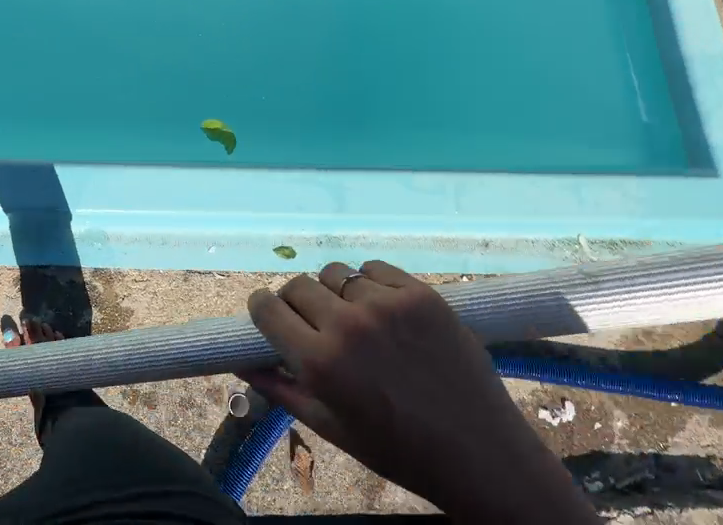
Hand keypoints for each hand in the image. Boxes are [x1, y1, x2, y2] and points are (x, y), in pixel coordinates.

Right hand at [244, 262, 595, 524]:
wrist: (482, 454)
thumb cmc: (398, 449)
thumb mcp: (330, 427)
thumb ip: (280, 389)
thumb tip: (239, 362)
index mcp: (319, 362)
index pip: (266, 308)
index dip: (264, 310)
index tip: (272, 318)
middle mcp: (347, 325)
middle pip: (298, 286)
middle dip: (298, 303)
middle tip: (319, 326)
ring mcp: (386, 305)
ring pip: (336, 274)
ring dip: (336, 293)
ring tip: (358, 320)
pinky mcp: (420, 293)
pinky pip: (374, 269)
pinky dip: (371, 284)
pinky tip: (385, 312)